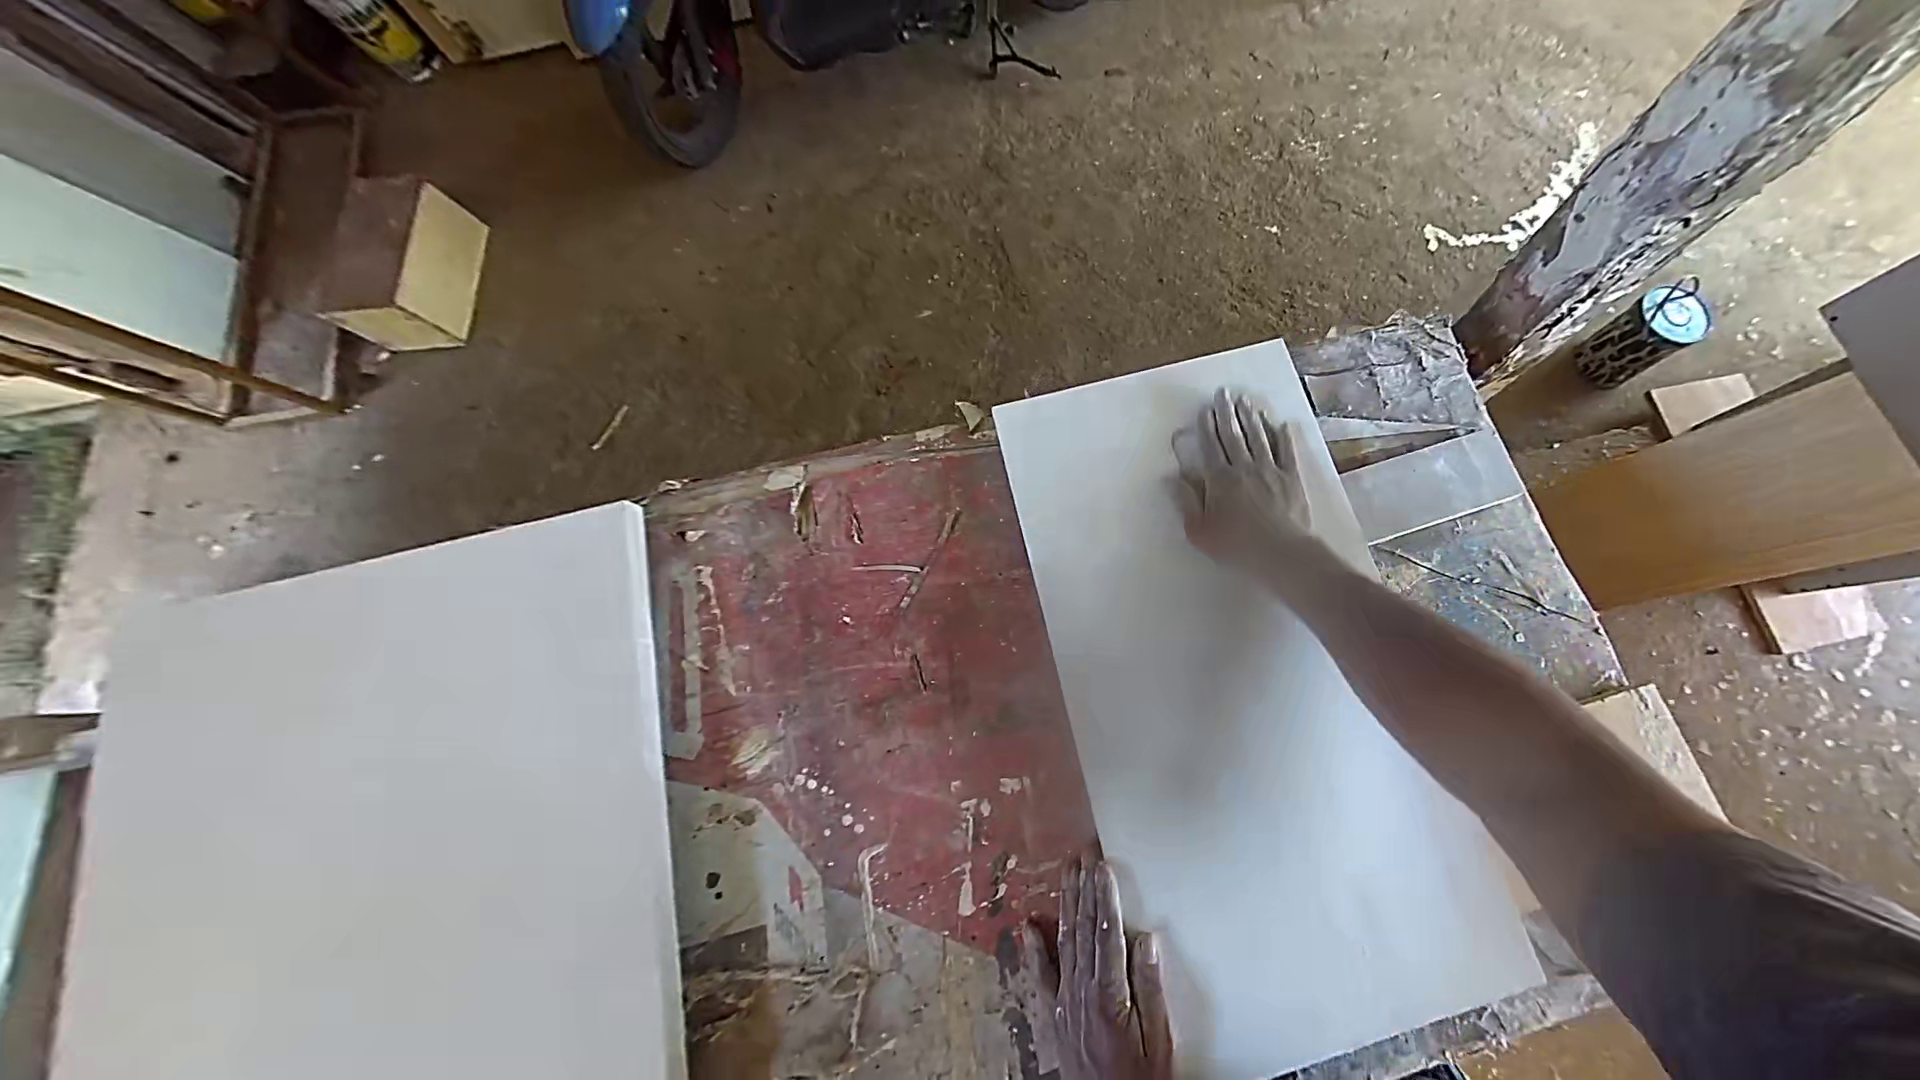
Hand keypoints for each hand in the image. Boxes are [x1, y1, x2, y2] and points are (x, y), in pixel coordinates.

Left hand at [1022, 857, 1173, 1079]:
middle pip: (1083, 927)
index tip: (1103, 866)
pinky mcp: (1056, 1012)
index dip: (1105, 897)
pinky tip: (1029, 923)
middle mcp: (1082, 990)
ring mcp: (1066, 999)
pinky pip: (1043, 973)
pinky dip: (1034, 946)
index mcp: (1109, 995)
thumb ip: (1151, 988)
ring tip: (1069, 870)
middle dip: (1085, 887)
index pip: (1106, 933)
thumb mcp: (1160, 1042)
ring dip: (1067, 901)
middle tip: (1086, 853)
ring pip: (1065, 939)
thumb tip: (1146, 939)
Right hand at [1171, 389, 1325, 579]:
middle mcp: (1244, 468)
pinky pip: (1287, 452)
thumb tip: (1172, 477)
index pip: (1211, 446)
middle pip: (1234, 435)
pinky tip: (1281, 424)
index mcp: (1219, 479)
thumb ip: (1186, 500)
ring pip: (1259, 437)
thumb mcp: (1198, 529)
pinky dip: (1283, 436)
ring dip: (1252, 417)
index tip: (1204, 410)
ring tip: (1246, 401)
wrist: (1281, 552)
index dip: (1206, 427)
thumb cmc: (1235, 545)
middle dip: (1228, 413)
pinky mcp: (1292, 479)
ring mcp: (1271, 471)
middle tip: (1224, 393)